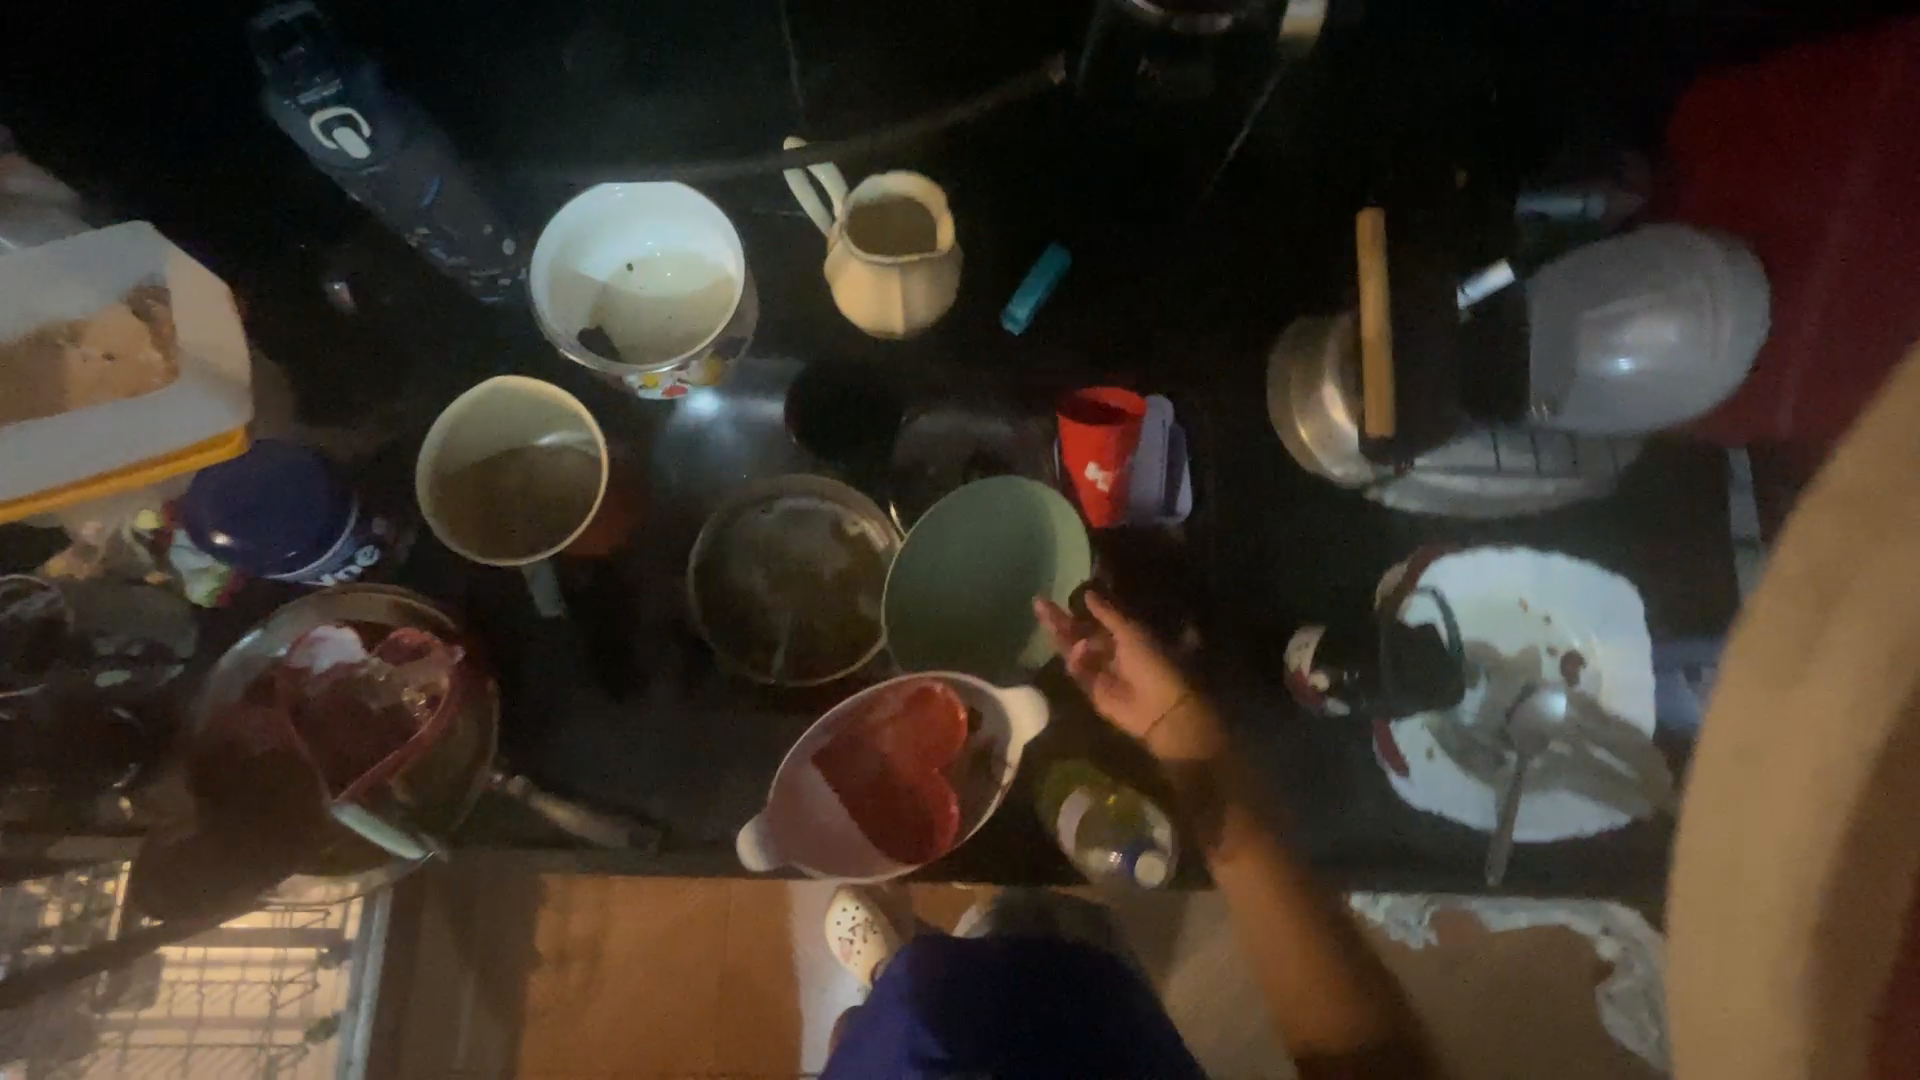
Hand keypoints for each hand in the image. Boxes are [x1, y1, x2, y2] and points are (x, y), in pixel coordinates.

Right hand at [1035, 592, 1216, 757]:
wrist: (1159, 705)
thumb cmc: (1150, 661)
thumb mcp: (1130, 631)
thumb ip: (1106, 614)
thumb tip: (1087, 593)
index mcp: (1120, 635)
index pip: (1091, 619)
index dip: (1075, 609)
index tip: (1054, 597)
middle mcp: (1107, 650)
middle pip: (1077, 633)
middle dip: (1058, 620)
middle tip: (1038, 604)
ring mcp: (1097, 670)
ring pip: (1072, 650)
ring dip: (1062, 636)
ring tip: (1049, 621)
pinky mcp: (1090, 689)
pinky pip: (1078, 671)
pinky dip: (1075, 661)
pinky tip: (1077, 652)